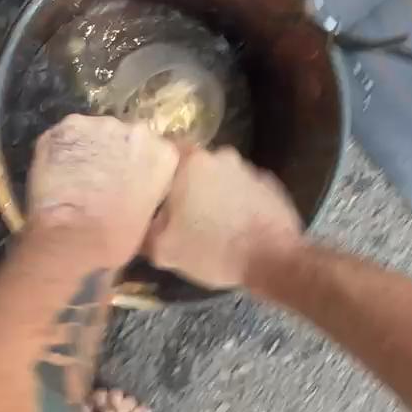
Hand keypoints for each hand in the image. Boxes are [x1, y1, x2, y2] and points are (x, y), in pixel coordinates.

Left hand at [26, 114, 179, 263]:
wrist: (73, 236)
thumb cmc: (116, 237)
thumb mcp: (148, 213)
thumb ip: (146, 185)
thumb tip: (134, 183)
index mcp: (163, 153)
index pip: (153, 150)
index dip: (136, 164)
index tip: (126, 179)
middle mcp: (136, 130)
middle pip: (124, 135)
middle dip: (113, 152)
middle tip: (99, 178)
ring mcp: (99, 124)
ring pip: (93, 133)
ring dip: (88, 150)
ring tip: (75, 178)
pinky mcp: (66, 126)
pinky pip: (65, 137)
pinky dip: (61, 151)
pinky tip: (57, 173)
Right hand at [145, 144, 302, 288]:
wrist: (275, 260)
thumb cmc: (214, 250)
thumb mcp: (165, 250)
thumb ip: (144, 233)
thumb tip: (136, 225)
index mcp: (192, 162)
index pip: (162, 152)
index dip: (153, 170)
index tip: (149, 190)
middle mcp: (221, 155)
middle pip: (192, 166)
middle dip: (184, 186)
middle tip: (176, 213)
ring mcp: (249, 169)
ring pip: (218, 178)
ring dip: (211, 195)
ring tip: (207, 223)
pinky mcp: (269, 185)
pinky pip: (242, 190)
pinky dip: (235, 203)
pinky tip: (233, 227)